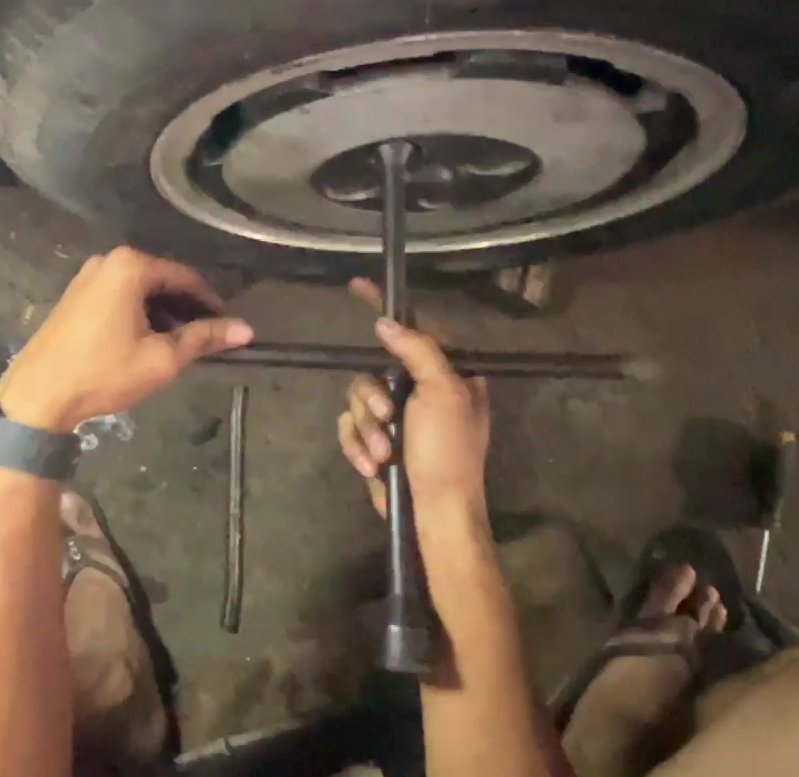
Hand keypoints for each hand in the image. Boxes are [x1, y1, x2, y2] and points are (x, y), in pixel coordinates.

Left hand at [0, 247, 252, 431]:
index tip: (227, 326)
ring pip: (139, 290)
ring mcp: (86, 277)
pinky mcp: (74, 296)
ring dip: (162, 313)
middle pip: (161, 281)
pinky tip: (146, 341)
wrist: (38, 396)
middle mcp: (107, 261)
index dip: (210, 302)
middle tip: (205, 338)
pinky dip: (138, 314)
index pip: (185, 277)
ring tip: (179, 344)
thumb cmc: (104, 372)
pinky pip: (118, 297)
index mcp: (130, 266)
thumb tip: (246, 329)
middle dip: (185, 308)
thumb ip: (204, 338)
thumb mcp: (161, 358)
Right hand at [336, 280, 490, 516]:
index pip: (414, 327)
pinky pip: (349, 425)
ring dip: (366, 429)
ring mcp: (396, 416)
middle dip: (373, 399)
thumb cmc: (449, 451)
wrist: (433, 513)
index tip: (357, 285)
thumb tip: (385, 322)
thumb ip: (417, 350)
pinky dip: (357, 445)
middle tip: (387, 416)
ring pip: (356, 398)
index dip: (386, 307)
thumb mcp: (443, 392)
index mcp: (446, 374)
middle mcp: (419, 389)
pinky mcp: (374, 438)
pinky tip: (372, 465)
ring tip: (381, 454)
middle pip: (373, 367)